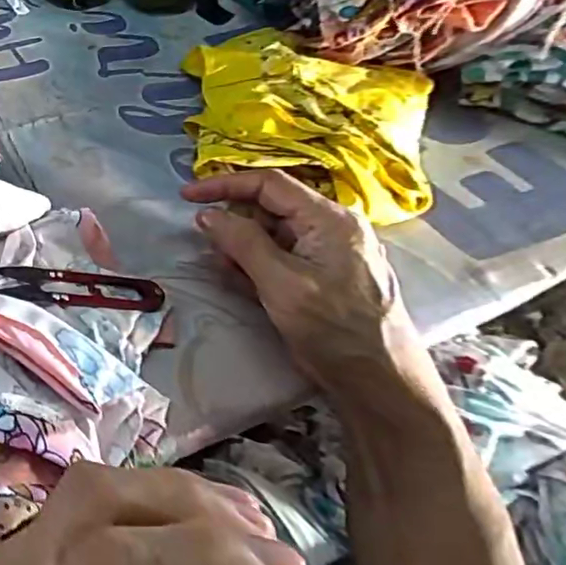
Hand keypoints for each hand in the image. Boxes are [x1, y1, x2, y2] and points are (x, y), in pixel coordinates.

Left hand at [0, 465, 307, 564]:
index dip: (205, 556)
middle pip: (99, 497)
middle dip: (190, 503)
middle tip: (267, 536)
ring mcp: (18, 546)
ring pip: (89, 485)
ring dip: (169, 492)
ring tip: (243, 519)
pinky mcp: (24, 538)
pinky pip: (81, 497)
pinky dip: (142, 497)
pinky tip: (187, 518)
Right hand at [180, 170, 445, 419]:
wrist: (379, 380)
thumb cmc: (333, 328)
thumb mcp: (281, 282)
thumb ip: (242, 242)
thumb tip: (207, 214)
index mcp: (329, 220)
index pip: (269, 184)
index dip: (223, 184)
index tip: (186, 197)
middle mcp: (330, 228)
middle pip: (267, 207)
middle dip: (233, 224)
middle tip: (209, 248)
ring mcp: (326, 251)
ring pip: (268, 233)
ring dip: (241, 248)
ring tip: (230, 273)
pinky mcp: (319, 273)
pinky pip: (277, 255)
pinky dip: (253, 264)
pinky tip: (245, 284)